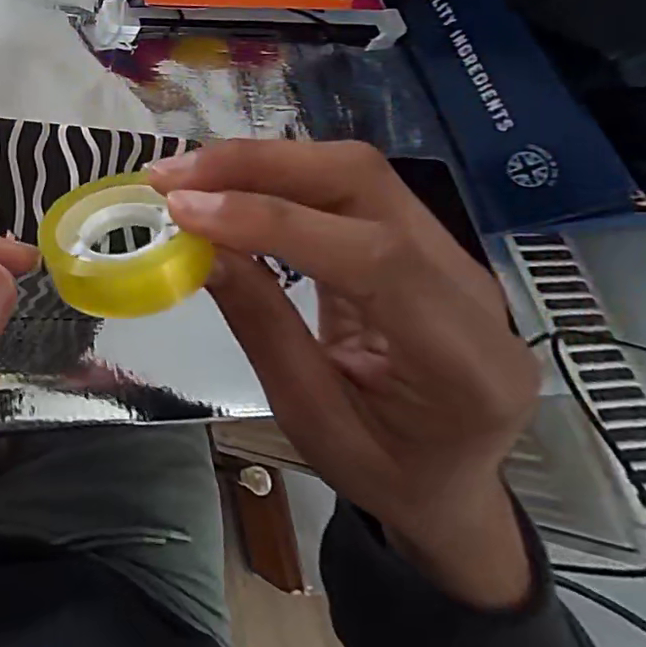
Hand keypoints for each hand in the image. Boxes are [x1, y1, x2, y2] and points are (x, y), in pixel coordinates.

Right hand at [148, 140, 539, 608]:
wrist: (449, 483)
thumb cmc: (383, 473)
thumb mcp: (311, 420)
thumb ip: (263, 327)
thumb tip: (200, 247)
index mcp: (465, 360)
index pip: (372, 256)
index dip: (272, 221)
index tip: (185, 210)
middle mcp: (471, 287)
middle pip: (365, 183)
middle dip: (260, 166)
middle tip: (174, 174)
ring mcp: (453, 254)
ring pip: (355, 172)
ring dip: (264, 163)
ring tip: (189, 174)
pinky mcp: (422, 240)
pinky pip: (349, 189)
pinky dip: (280, 178)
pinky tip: (231, 184)